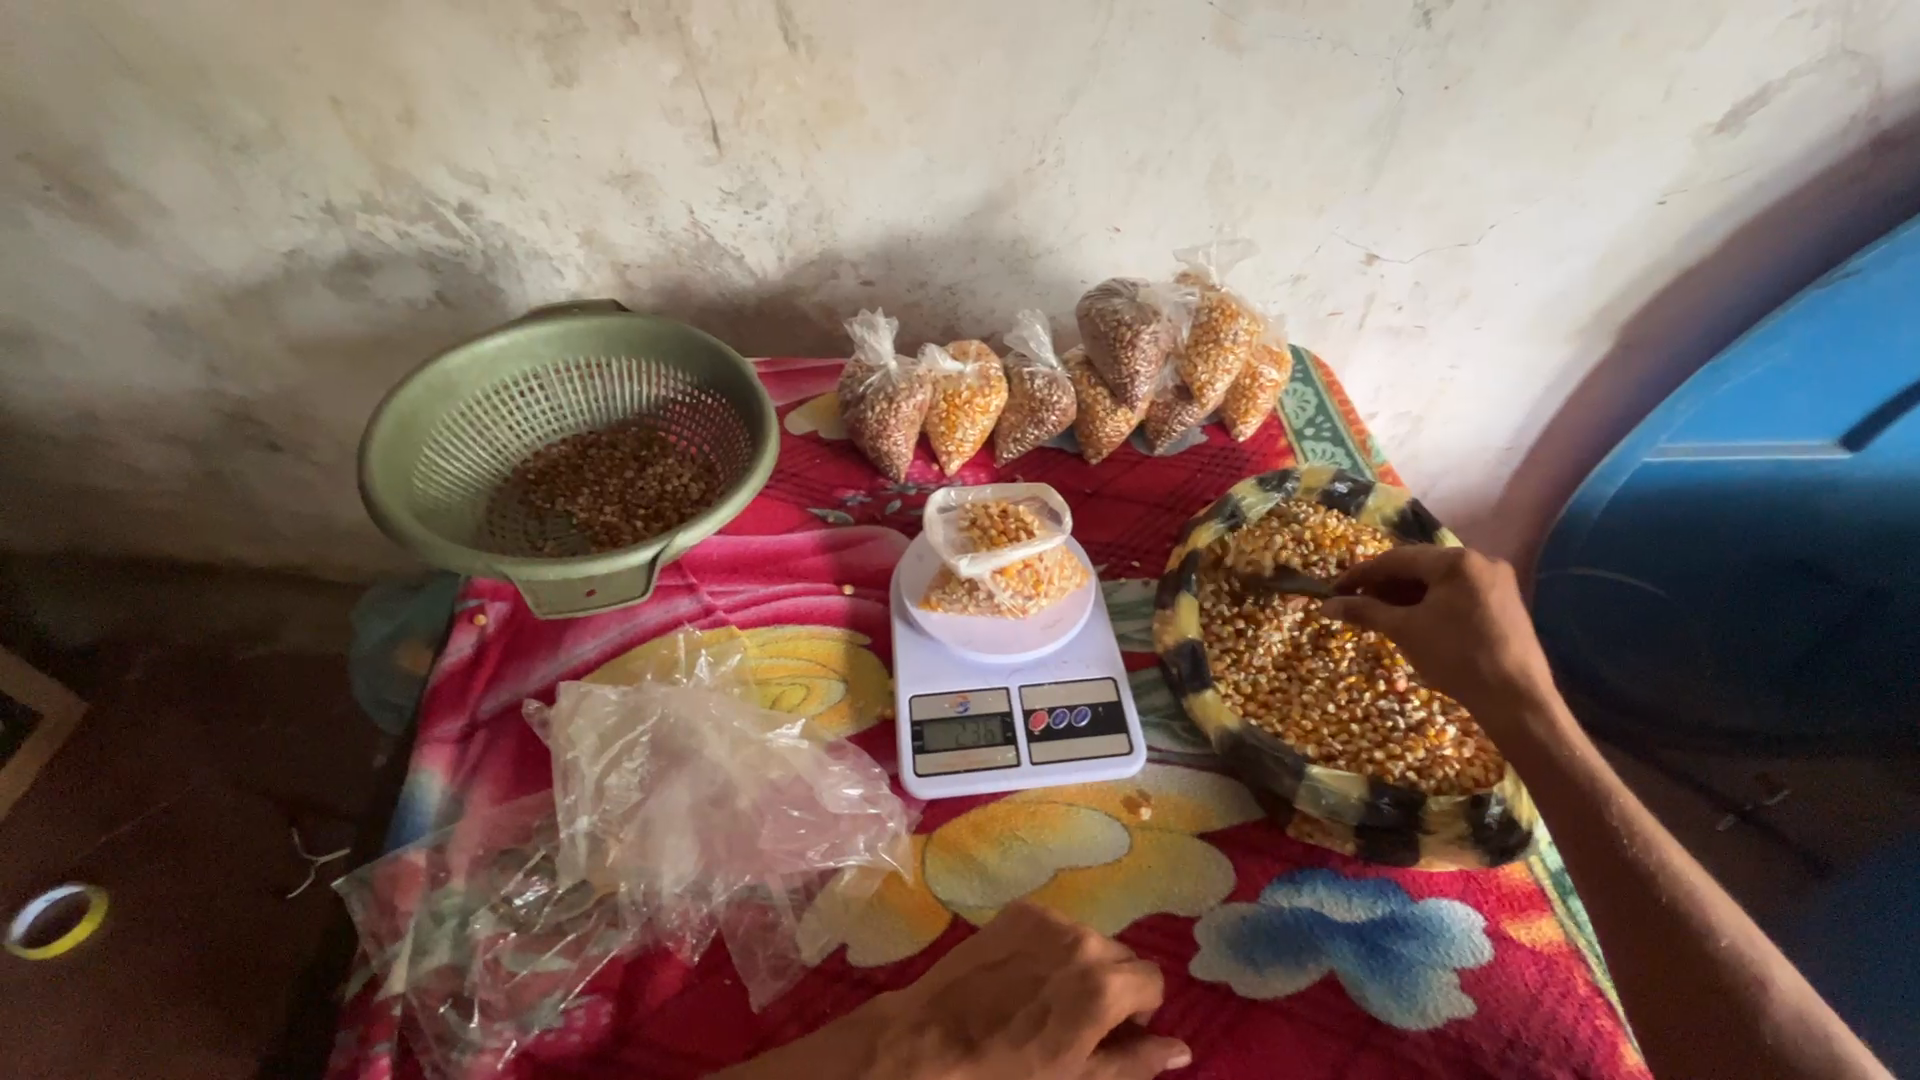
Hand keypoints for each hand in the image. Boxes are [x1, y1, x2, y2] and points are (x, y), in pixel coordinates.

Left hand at [715, 902, 1189, 1079]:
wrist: (936, 1037)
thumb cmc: (1010, 1070)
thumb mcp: (1078, 1077)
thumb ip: (1135, 1060)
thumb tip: (1181, 1050)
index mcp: (1104, 983)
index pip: (1154, 980)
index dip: (1140, 1010)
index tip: (1115, 1032)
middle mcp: (1082, 939)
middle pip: (1122, 956)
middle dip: (1115, 985)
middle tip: (1081, 1020)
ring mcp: (1048, 919)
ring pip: (1089, 938)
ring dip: (1082, 964)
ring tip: (1047, 997)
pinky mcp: (1020, 910)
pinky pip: (1056, 925)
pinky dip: (1053, 946)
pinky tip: (1025, 975)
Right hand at [1319, 545, 1558, 723]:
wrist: (1516, 699)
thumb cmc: (1456, 657)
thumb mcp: (1403, 630)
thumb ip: (1364, 611)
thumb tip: (1326, 605)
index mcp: (1455, 561)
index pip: (1395, 559)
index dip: (1360, 575)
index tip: (1334, 590)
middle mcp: (1479, 560)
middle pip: (1418, 566)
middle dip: (1383, 585)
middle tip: (1356, 603)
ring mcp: (1495, 580)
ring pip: (1437, 579)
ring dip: (1405, 594)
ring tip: (1380, 614)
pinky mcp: (1503, 601)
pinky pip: (1456, 592)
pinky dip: (1429, 602)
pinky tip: (1412, 619)